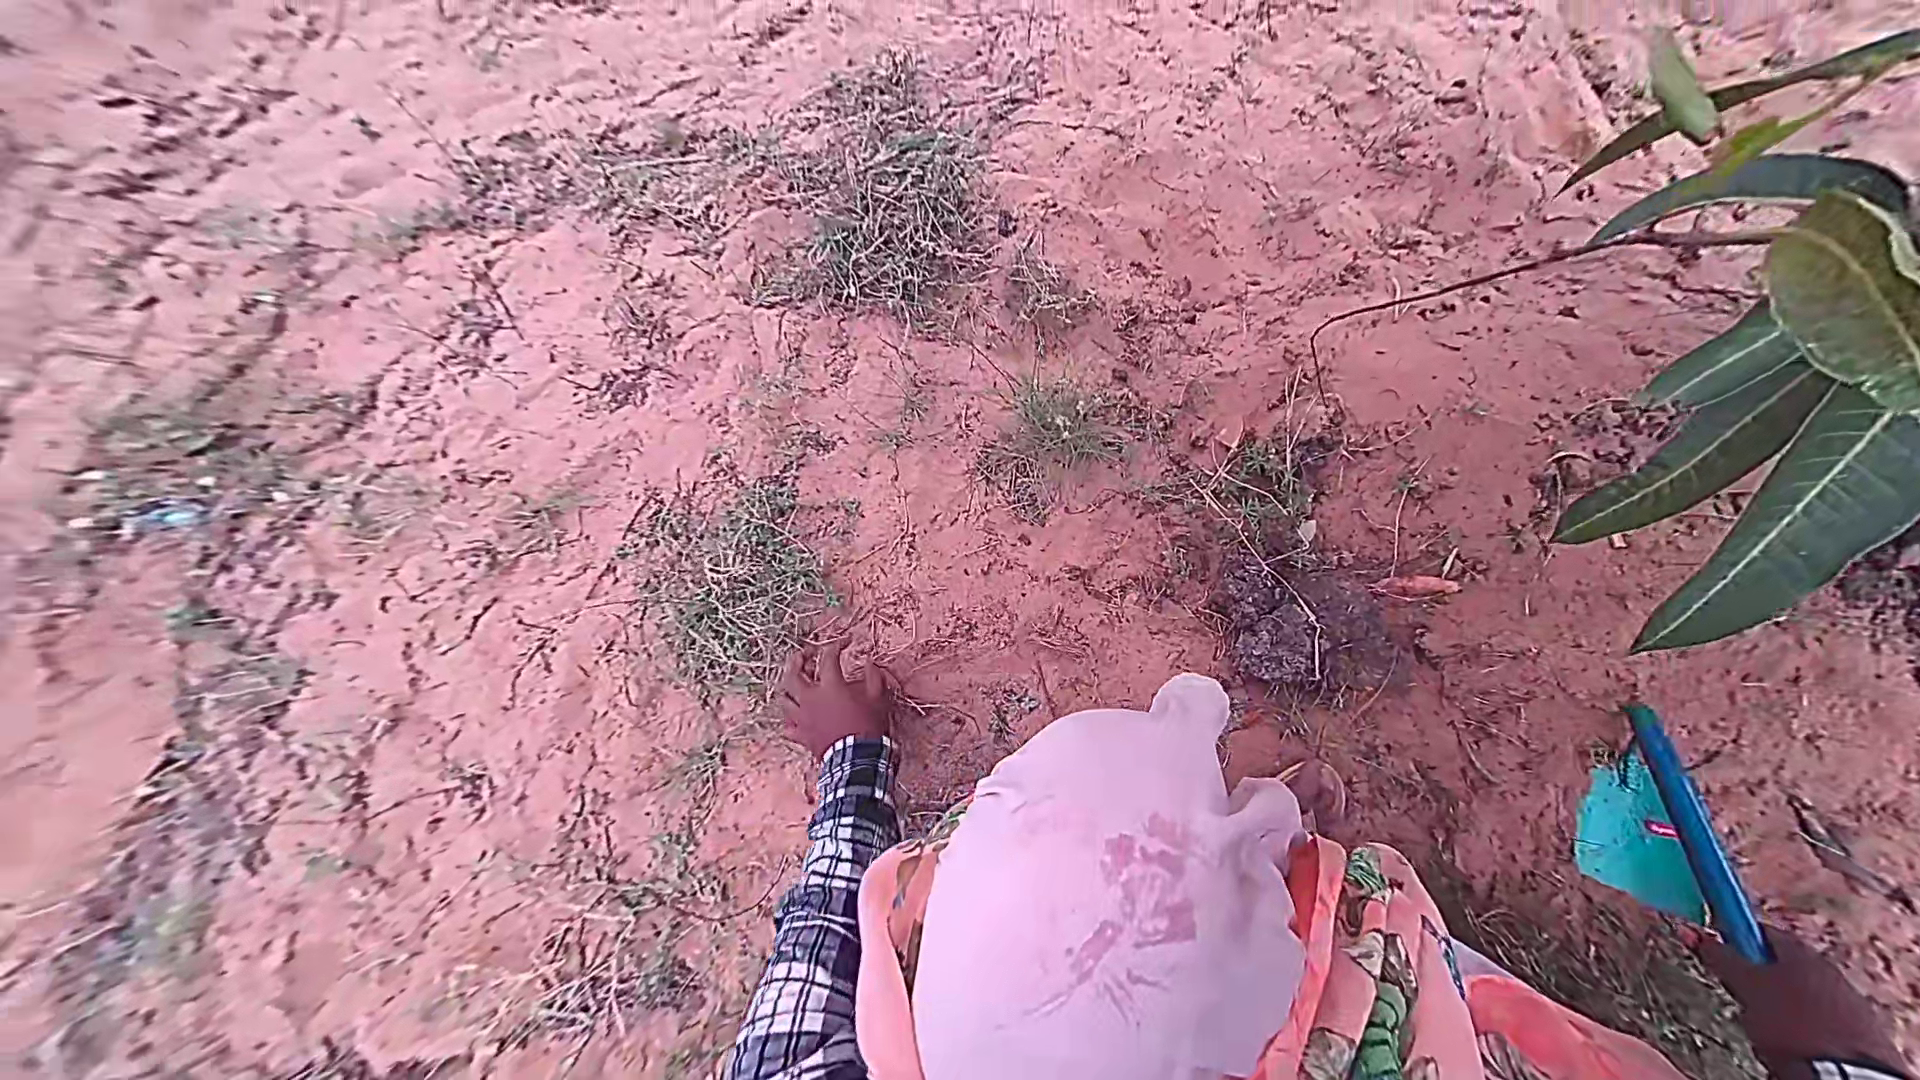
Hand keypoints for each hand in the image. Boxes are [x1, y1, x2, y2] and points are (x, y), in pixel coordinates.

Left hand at [779, 638, 890, 758]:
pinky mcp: (801, 735)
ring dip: (789, 687)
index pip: (828, 658)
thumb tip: (869, 662)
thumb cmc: (867, 725)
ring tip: (796, 681)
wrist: (857, 758)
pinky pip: (788, 725)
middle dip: (797, 660)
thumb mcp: (877, 696)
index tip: (845, 642)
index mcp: (829, 685)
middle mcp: (810, 698)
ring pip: (785, 698)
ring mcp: (802, 717)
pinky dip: (790, 717)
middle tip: (805, 654)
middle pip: (793, 673)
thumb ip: (873, 675)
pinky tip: (796, 714)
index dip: (837, 646)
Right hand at [1700, 925, 1905, 1075]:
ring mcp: (1851, 1007)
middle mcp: (1831, 974)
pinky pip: (1815, 1016)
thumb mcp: (1740, 982)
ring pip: (1797, 991)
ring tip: (1757, 1013)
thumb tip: (1688, 930)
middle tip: (1731, 981)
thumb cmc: (1789, 1019)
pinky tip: (1784, 1032)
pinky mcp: (1860, 1037)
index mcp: (1804, 954)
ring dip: (1774, 996)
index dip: (1730, 933)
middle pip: (1779, 962)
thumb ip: (1714, 953)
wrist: (1849, 1078)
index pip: (1757, 929)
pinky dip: (1796, 1019)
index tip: (1710, 943)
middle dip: (1754, 970)